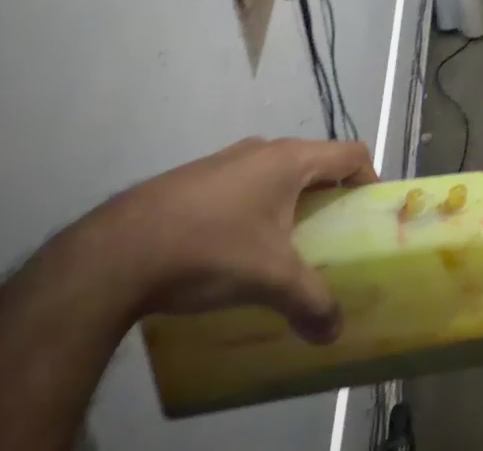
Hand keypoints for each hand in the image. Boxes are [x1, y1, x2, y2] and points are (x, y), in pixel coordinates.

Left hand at [61, 138, 375, 342]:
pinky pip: (237, 190)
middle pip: (312, 164)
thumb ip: (310, 302)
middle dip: (326, 198)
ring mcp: (219, 162)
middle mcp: (259, 150)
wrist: (113, 254)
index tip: (367, 214)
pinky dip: (249, 213)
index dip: (368, 179)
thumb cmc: (210, 250)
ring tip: (281, 251)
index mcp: (289, 160)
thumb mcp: (270, 280)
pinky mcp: (188, 182)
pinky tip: (231, 254)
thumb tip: (333, 332)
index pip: (350, 153)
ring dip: (285, 207)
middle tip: (330, 238)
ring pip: (271, 177)